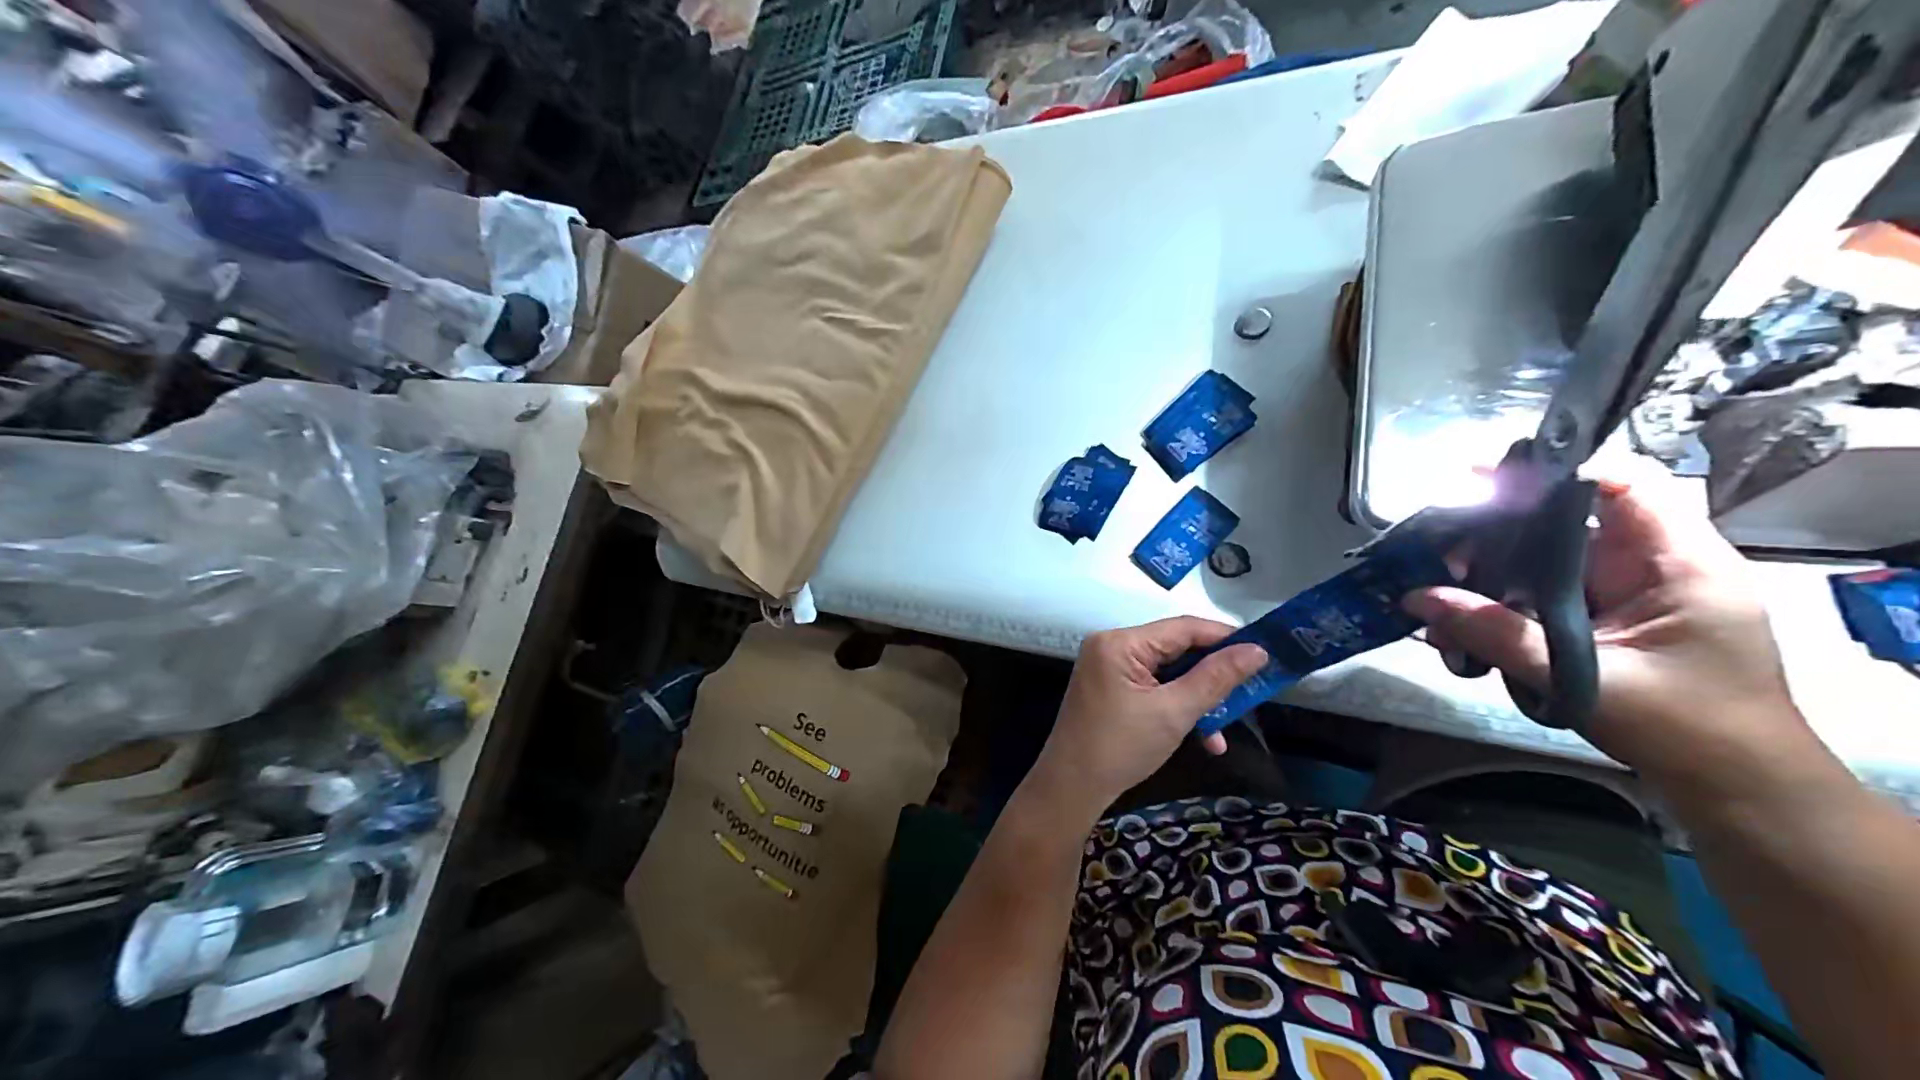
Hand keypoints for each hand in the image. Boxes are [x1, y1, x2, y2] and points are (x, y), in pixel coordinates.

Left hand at [1029, 617, 1268, 818]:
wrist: (1071, 788)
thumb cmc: (1121, 747)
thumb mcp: (1174, 712)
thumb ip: (1216, 678)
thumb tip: (1257, 651)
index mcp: (1120, 642)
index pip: (1183, 627)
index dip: (1226, 637)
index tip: (1265, 651)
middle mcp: (1112, 646)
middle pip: (1176, 649)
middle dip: (1214, 674)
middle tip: (1253, 690)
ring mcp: (1109, 668)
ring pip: (1168, 672)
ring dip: (1199, 698)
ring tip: (1228, 724)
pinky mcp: (1111, 689)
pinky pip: (1154, 688)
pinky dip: (1178, 707)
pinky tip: (1205, 737)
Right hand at [1401, 478, 1817, 798]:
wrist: (1738, 789)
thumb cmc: (1688, 729)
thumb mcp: (1585, 678)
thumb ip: (1499, 634)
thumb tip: (1417, 598)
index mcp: (1679, 563)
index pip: (1622, 485)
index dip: (1553, 471)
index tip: (1479, 480)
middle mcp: (1651, 565)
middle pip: (1563, 523)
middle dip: (1494, 536)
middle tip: (1437, 557)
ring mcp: (1625, 593)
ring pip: (1543, 563)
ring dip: (1487, 579)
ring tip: (1437, 602)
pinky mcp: (1602, 619)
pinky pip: (1541, 597)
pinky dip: (1499, 608)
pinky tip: (1459, 630)